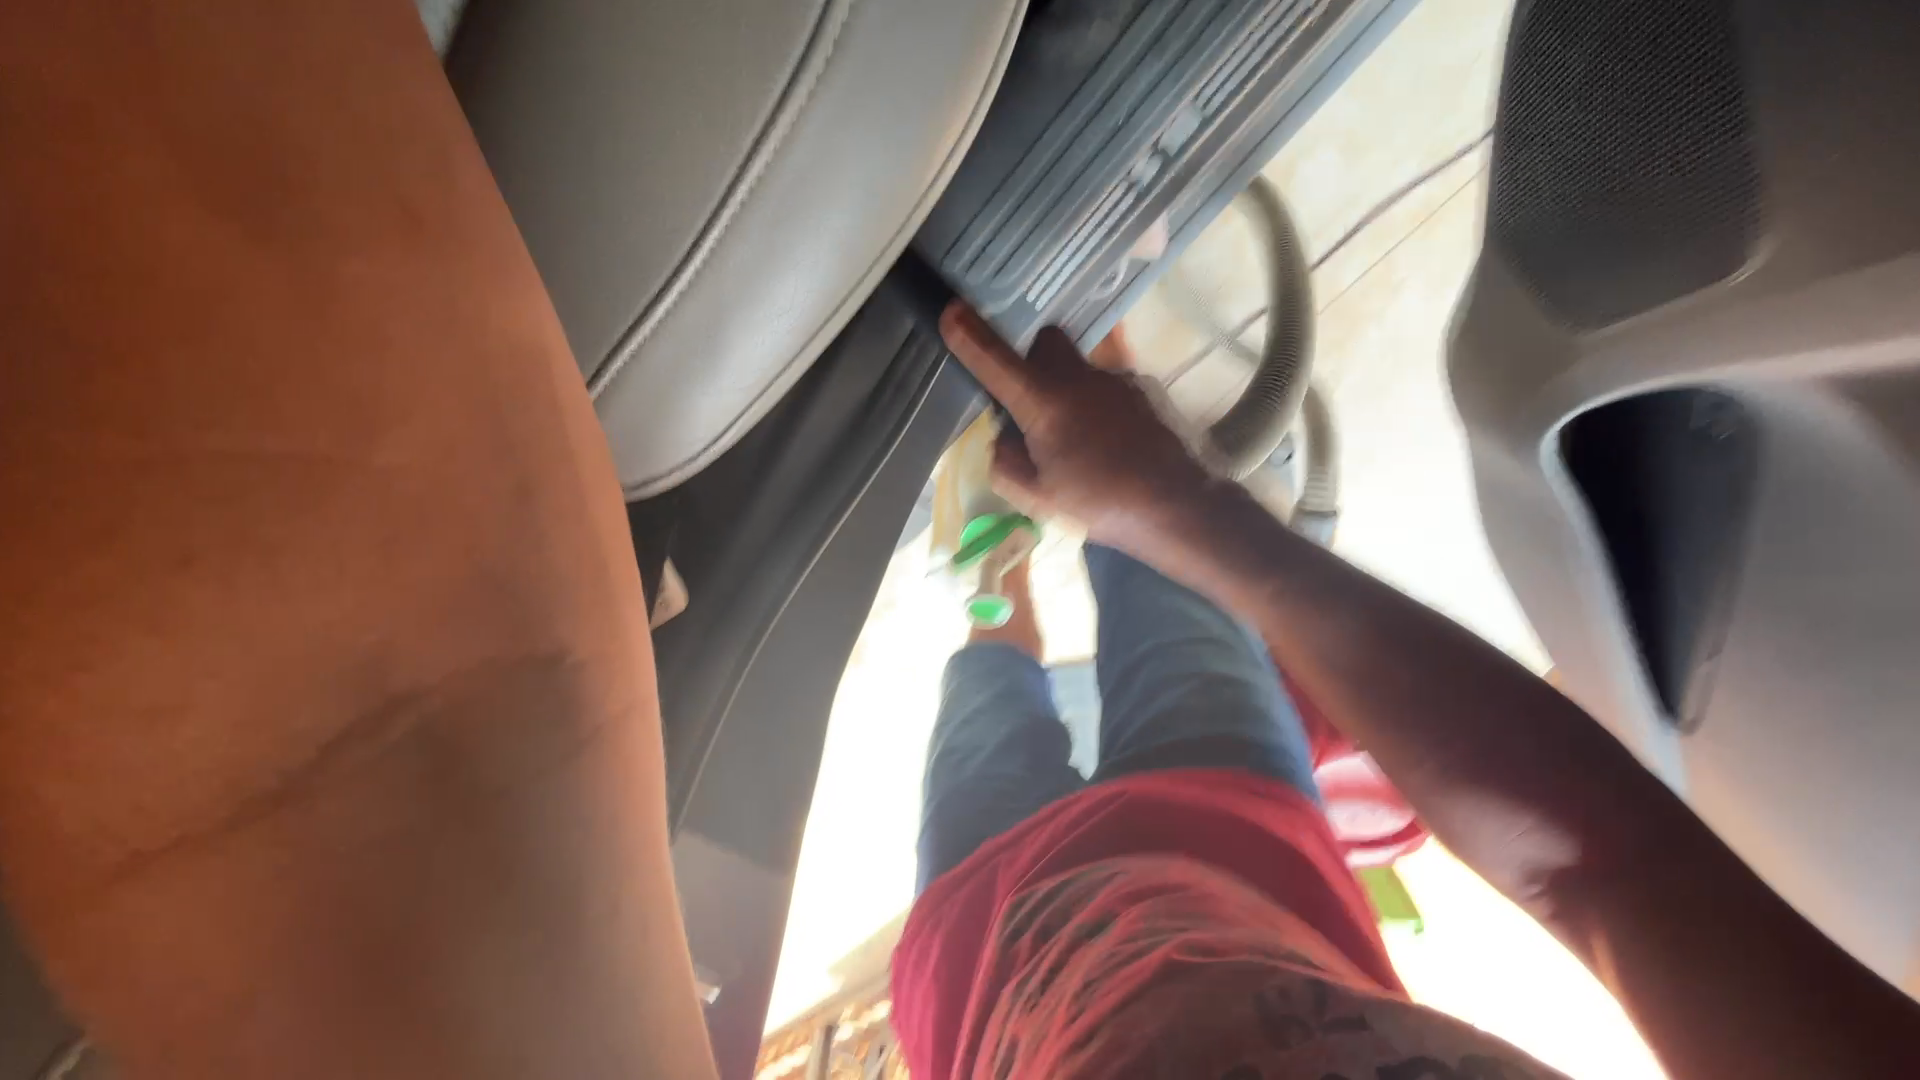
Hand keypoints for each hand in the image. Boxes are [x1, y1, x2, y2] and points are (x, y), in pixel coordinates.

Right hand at [939, 302, 1217, 553]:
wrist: (1176, 506)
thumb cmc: (1100, 505)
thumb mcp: (1037, 498)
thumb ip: (1007, 463)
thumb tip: (1006, 440)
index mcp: (1045, 404)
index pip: (997, 361)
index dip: (970, 336)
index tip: (950, 310)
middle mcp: (1079, 379)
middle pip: (1047, 343)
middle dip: (1032, 359)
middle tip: (1030, 402)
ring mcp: (1116, 380)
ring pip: (1078, 371)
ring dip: (1068, 394)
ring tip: (1080, 445)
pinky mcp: (1142, 391)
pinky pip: (1107, 390)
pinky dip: (1098, 410)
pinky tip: (1111, 448)